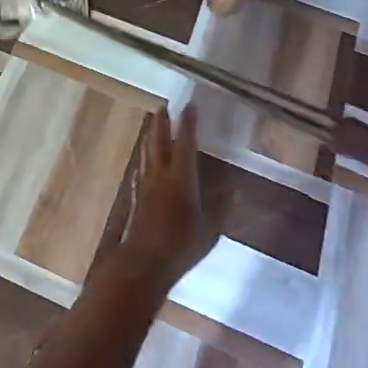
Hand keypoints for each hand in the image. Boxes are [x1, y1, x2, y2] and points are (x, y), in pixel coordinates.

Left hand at [108, 108, 221, 294]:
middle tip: (164, 105)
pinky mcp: (135, 198)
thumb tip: (232, 187)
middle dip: (163, 122)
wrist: (143, 262)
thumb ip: (220, 205)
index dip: (189, 123)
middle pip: (160, 141)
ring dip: (151, 136)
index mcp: (181, 178)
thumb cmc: (181, 245)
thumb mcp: (210, 228)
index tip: (190, 105)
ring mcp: (145, 186)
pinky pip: (140, 170)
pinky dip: (144, 159)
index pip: (185, 143)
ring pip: (147, 153)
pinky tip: (143, 163)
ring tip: (153, 124)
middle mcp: (160, 175)